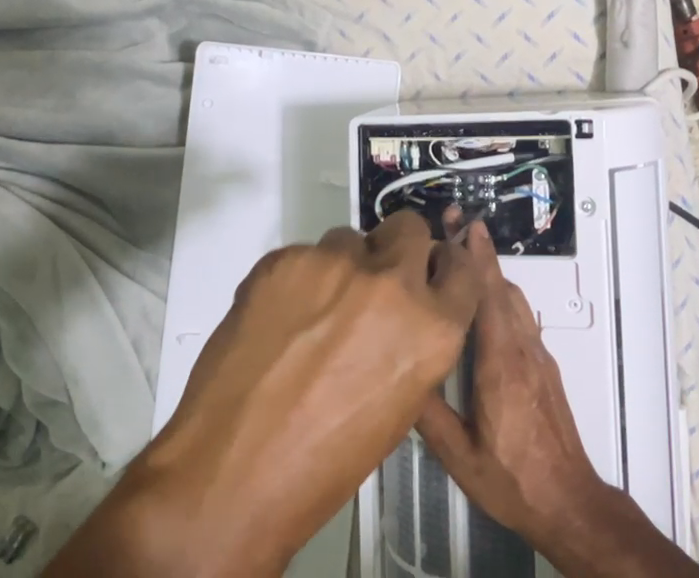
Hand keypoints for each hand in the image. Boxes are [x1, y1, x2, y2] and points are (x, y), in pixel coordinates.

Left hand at [43, 212, 482, 577]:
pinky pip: (302, 255)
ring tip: (313, 312)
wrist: (237, 470)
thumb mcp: (402, 401)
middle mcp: (392, 283)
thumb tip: (403, 311)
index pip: (460, 267)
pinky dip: (296, 280)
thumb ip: (413, 340)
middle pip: (408, 228)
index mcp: (434, 328)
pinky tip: (278, 322)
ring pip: (349, 239)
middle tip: (372, 280)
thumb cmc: (328, 459)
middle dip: (396, 248)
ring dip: (342, 266)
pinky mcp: (283, 260)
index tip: (429, 269)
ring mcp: (335, 265)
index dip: (443, 266)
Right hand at [417, 221, 698, 577]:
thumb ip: (428, 412)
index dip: (474, 258)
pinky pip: (522, 319)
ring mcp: (538, 358)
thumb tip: (399, 372)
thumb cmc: (512, 480)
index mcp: (501, 363)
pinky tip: (485, 304)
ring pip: (516, 302)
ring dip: (493, 274)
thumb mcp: (459, 454)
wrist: (569, 502)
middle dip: (481, 255)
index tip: (462, 227)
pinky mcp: (544, 369)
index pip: (487, 296)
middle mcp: (523, 350)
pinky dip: (502, 298)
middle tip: (458, 224)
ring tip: (467, 254)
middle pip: (502, 289)